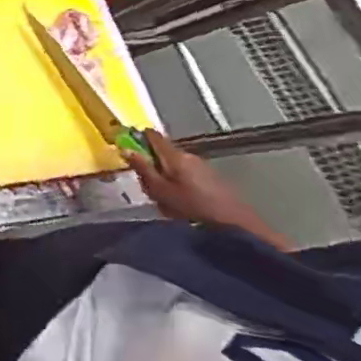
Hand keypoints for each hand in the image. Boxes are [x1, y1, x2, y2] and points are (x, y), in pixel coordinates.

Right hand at [124, 130, 291, 250]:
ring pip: (177, 165)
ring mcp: (204, 167)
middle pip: (165, 153)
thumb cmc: (190, 206)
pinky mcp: (213, 179)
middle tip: (145, 183)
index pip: (155, 137)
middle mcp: (191, 156)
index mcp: (175, 156)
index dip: (140, 136)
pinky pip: (188, 175)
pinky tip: (181, 201)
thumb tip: (126, 149)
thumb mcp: (158, 190)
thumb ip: (142, 168)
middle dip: (153, 164)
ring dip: (166, 175)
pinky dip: (179, 183)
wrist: (234, 224)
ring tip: (163, 197)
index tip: (128, 141)